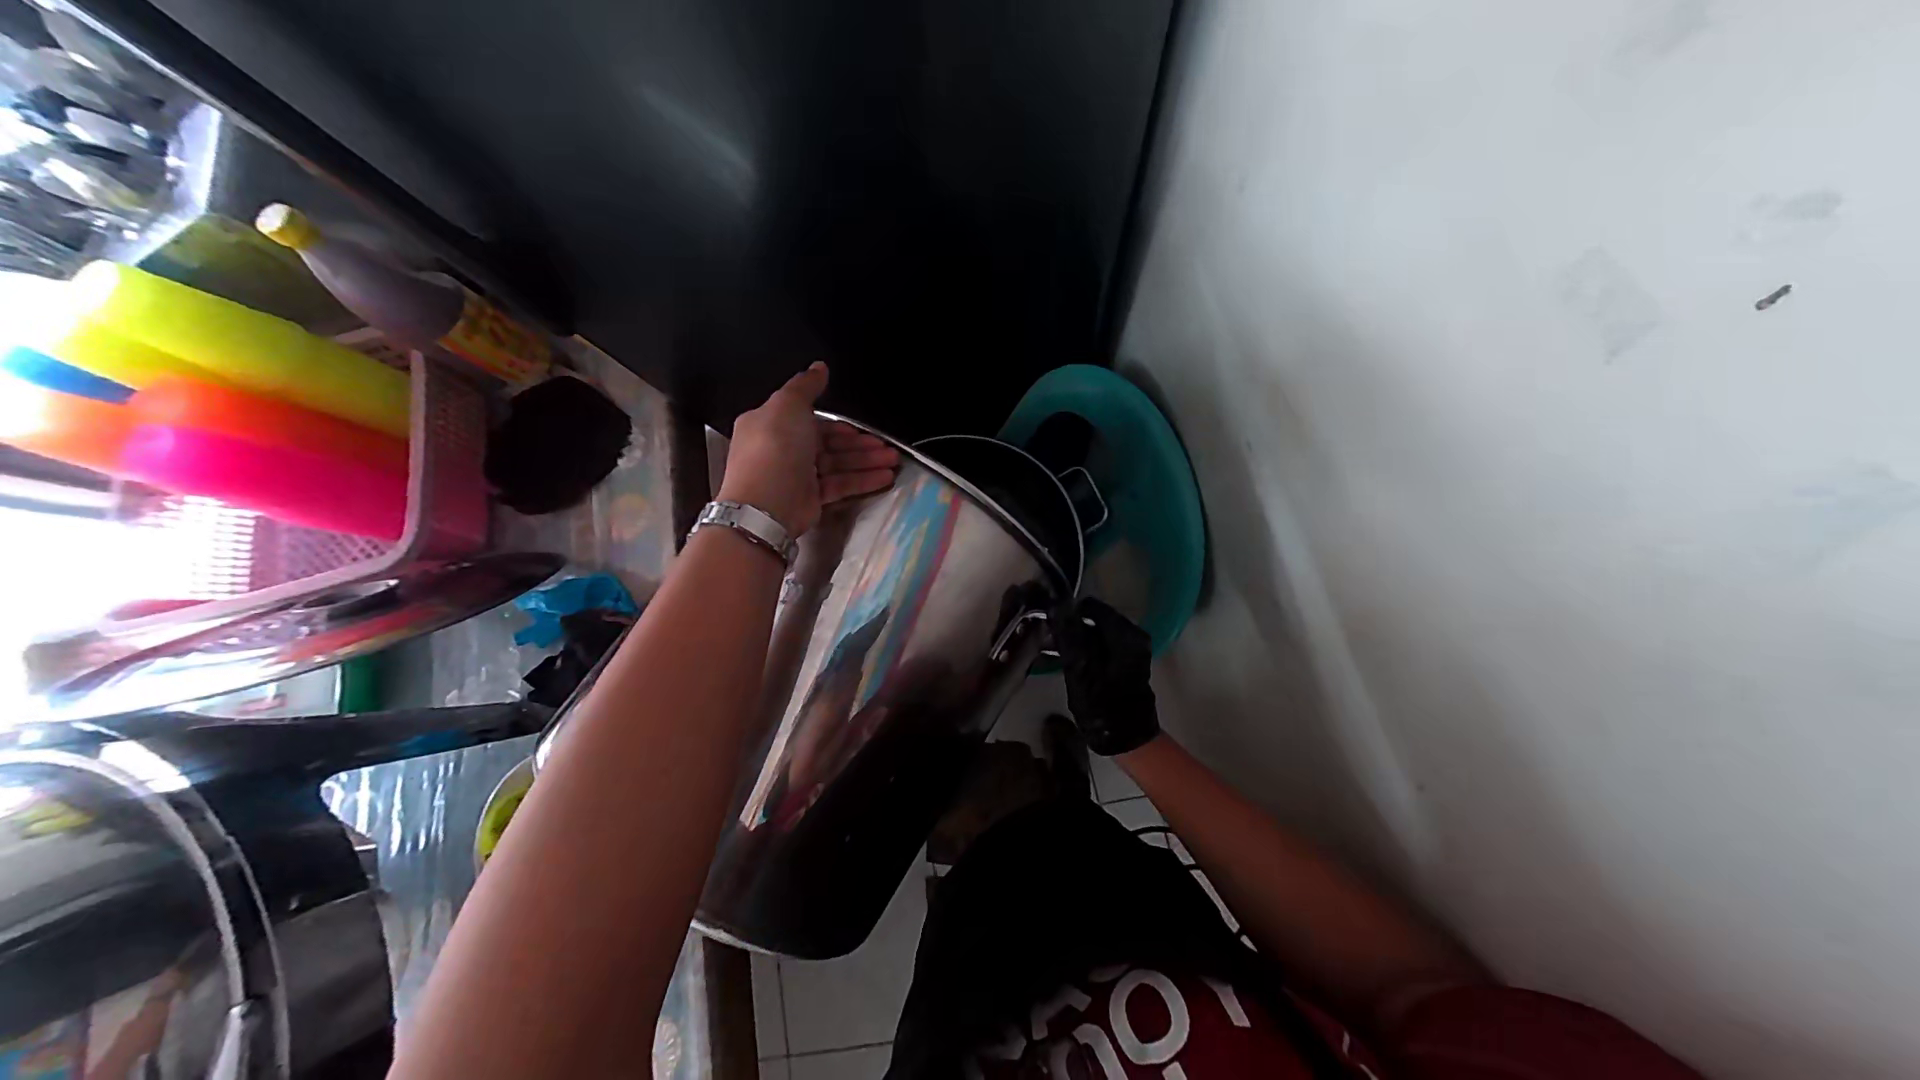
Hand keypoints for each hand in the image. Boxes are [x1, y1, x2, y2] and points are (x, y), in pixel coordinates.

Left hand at [718, 362, 901, 536]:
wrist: (766, 505)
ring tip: (893, 460)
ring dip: (866, 461)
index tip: (858, 427)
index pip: (808, 420)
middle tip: (885, 445)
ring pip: (837, 464)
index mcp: (771, 424)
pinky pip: (840, 485)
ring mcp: (797, 476)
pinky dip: (862, 480)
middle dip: (858, 444)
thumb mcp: (787, 405)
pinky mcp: (810, 499)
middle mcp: (783, 449)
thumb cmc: (774, 449)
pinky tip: (884, 476)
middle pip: (827, 443)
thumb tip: (819, 367)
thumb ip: (805, 385)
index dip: (836, 423)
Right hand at [1052, 597, 1159, 755]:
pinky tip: (1071, 660)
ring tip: (1055, 650)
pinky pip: (1102, 645)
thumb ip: (1070, 634)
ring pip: (1097, 632)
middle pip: (1095, 618)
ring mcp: (1132, 649)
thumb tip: (1057, 604)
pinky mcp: (1127, 661)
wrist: (1125, 739)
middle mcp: (1133, 635)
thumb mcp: (1080, 667)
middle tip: (1049, 639)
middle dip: (1072, 625)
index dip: (1067, 611)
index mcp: (1126, 633)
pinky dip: (1087, 648)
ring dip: (1077, 638)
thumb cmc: (1102, 704)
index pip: (1090, 606)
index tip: (1048, 623)